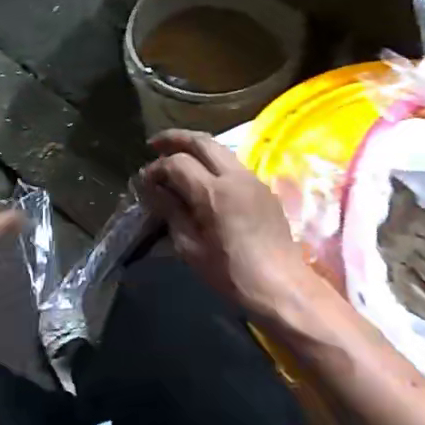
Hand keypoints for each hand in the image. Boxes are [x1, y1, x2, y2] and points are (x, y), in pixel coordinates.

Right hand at [137, 130, 332, 320]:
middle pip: (202, 141)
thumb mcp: (189, 246)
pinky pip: (233, 164)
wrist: (280, 286)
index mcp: (213, 192)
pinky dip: (212, 162)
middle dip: (175, 139)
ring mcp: (253, 180)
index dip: (156, 168)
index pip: (177, 163)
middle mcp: (235, 177)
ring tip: (176, 158)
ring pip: (220, 149)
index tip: (143, 181)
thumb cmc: (229, 272)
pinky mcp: (264, 189)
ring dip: (196, 148)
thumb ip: (170, 211)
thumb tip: (152, 189)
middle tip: (154, 145)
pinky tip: (201, 177)